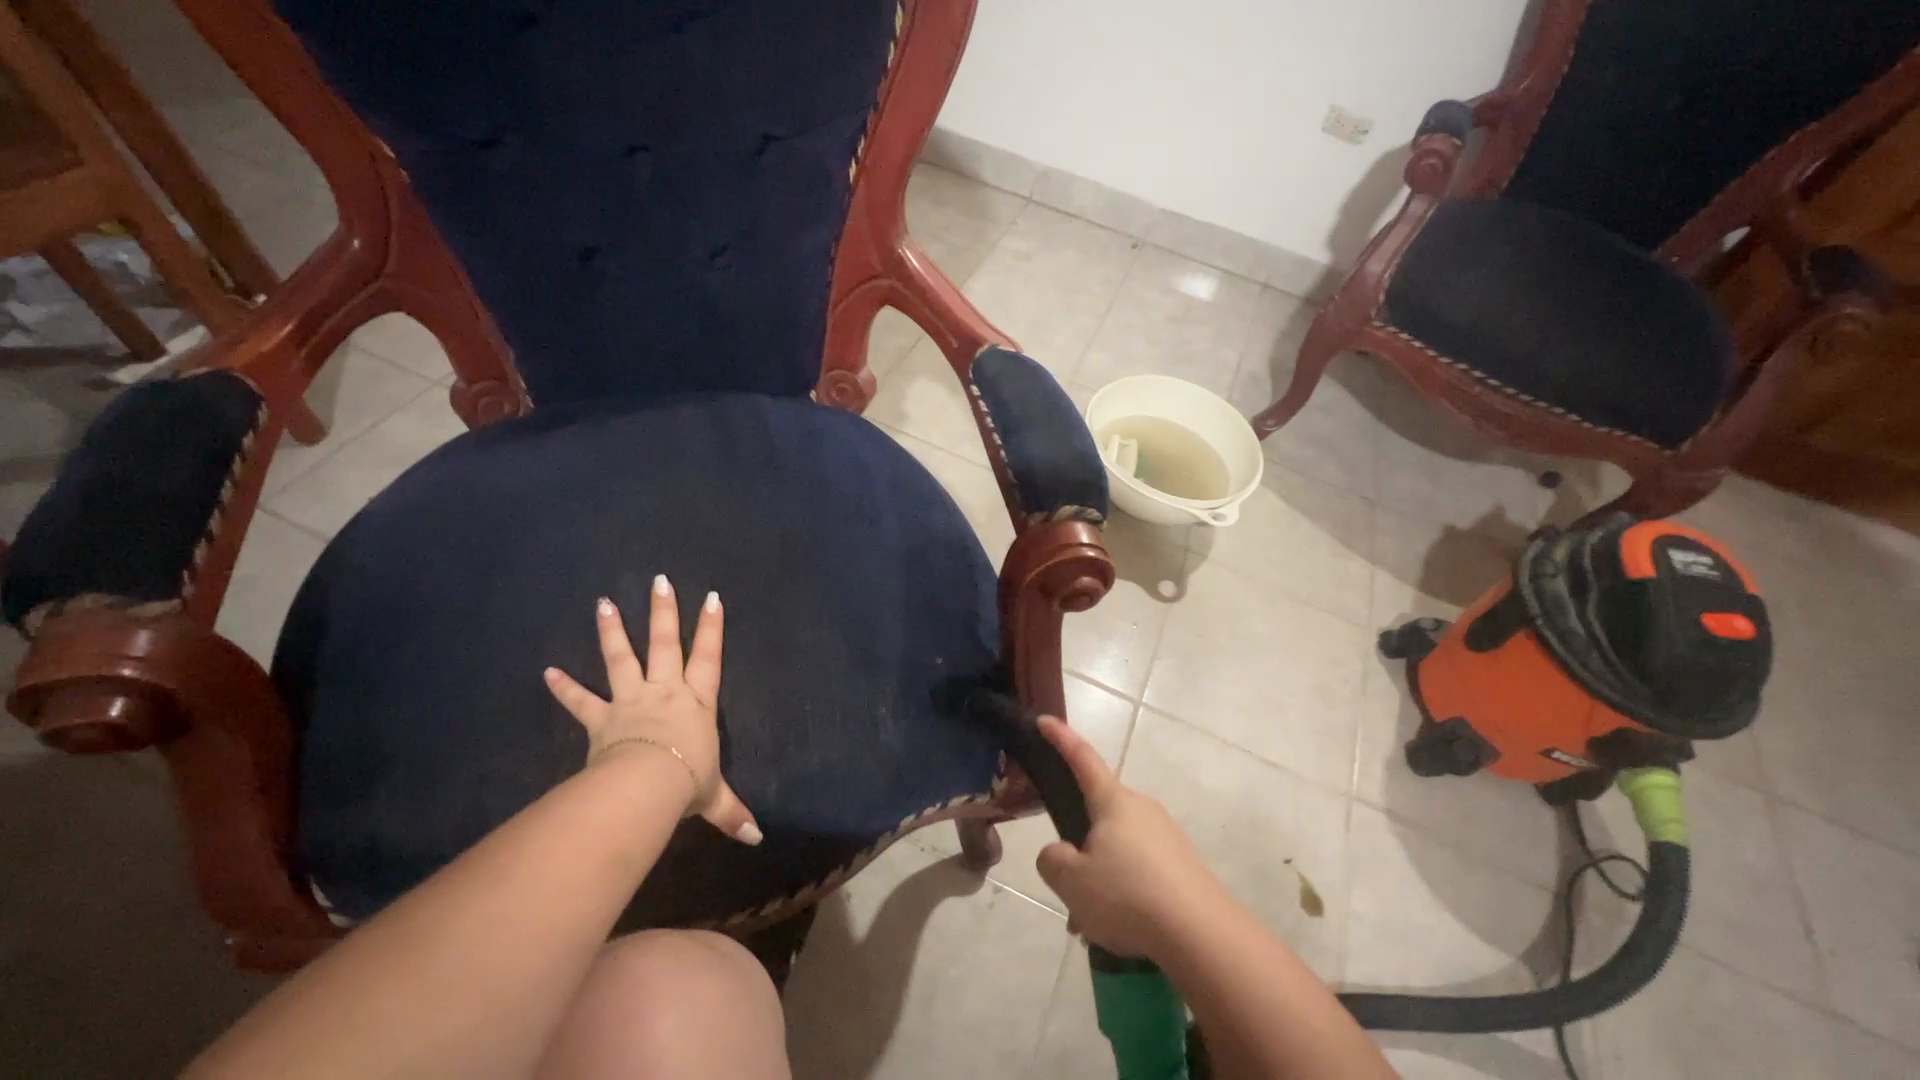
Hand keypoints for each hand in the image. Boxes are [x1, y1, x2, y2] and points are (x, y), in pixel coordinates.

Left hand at [542, 575, 761, 844]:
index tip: (711, 597)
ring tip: (604, 602)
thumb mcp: (716, 798)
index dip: (711, 628)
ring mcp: (631, 701)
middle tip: (659, 581)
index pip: (709, 658)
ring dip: (612, 631)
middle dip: (664, 612)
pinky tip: (547, 671)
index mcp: (697, 703)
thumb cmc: (687, 783)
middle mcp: (666, 692)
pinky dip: (564, 687)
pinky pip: (580, 701)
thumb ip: (733, 813)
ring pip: (622, 658)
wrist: (646, 787)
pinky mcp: (602, 719)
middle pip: (665, 644)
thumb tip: (757, 839)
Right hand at [1034, 716, 1229, 959]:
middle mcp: (1142, 810)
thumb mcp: (1071, 880)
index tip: (1043, 721)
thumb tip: (1061, 854)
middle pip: (1097, 817)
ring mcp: (1166, 838)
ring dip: (1097, 880)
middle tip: (1063, 884)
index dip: (1060, 738)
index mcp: (1114, 802)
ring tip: (1088, 923)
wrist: (1202, 935)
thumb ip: (1052, 859)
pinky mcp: (1181, 867)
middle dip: (1077, 848)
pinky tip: (1117, 930)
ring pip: (1116, 852)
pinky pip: (1138, 873)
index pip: (1082, 758)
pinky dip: (1121, 894)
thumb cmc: (1128, 896)